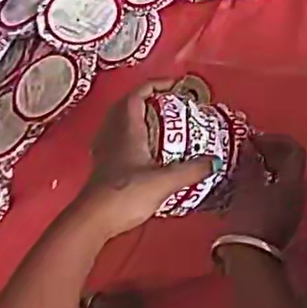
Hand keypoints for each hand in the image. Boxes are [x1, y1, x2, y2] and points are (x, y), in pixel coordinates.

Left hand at [72, 82, 215, 238]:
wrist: (91, 222)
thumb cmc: (126, 194)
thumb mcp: (165, 181)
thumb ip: (192, 170)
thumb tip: (215, 161)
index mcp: (127, 129)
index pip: (137, 95)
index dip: (155, 85)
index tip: (175, 85)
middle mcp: (113, 134)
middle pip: (126, 104)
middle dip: (147, 97)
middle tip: (169, 102)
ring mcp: (104, 150)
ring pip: (118, 120)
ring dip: (137, 114)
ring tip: (158, 120)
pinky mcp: (101, 166)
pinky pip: (116, 137)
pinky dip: (130, 132)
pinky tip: (142, 146)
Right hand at [222, 134, 306, 246]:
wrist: (250, 259)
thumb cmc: (250, 218)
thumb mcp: (247, 186)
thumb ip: (250, 162)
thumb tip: (250, 144)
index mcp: (294, 182)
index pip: (294, 149)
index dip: (276, 139)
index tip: (255, 138)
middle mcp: (298, 193)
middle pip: (290, 164)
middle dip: (271, 152)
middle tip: (249, 149)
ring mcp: (292, 209)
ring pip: (283, 179)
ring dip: (267, 167)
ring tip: (246, 165)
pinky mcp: (282, 221)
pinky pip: (278, 192)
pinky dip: (265, 182)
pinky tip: (247, 185)